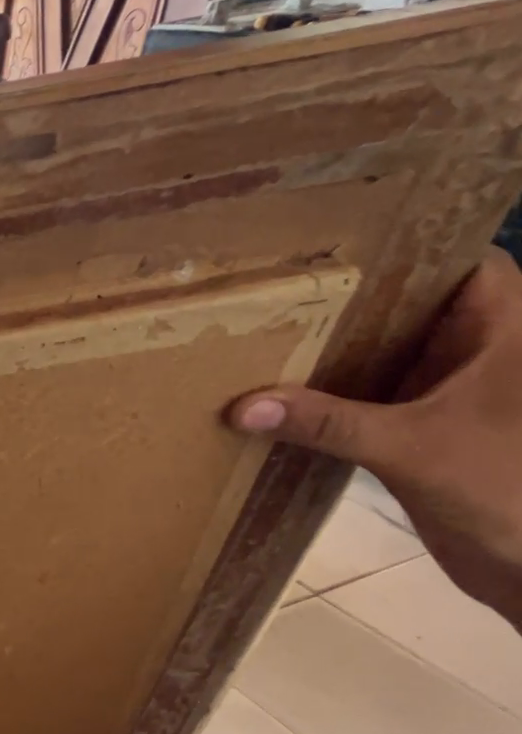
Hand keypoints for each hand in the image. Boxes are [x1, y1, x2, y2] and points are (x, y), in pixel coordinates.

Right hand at [229, 249, 521, 625]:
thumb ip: (328, 423)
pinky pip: (375, 396)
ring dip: (336, 347)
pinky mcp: (432, 430)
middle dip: (351, 297)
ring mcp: (457, 394)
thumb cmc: (510, 490)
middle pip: (414, 305)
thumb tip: (238, 406)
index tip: (335, 243)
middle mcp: (484, 355)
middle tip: (274, 284)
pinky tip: (282, 392)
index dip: (409, 247)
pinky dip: (335, 393)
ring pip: (391, 351)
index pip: (464, 265)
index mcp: (508, 336)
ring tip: (264, 331)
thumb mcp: (415, 449)